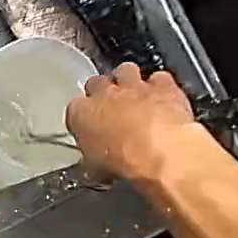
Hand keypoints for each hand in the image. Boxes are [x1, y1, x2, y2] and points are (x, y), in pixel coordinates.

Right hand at [65, 62, 203, 183]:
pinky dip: (160, 85)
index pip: (74, 108)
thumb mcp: (95, 167)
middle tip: (109, 106)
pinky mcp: (163, 86)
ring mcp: (134, 87)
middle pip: (97, 82)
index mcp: (80, 113)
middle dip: (102, 92)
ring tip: (133, 95)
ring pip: (125, 70)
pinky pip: (159, 77)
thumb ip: (90, 155)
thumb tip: (94, 162)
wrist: (161, 153)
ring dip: (128, 80)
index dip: (82, 116)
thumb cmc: (124, 160)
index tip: (88, 125)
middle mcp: (104, 94)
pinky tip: (161, 97)